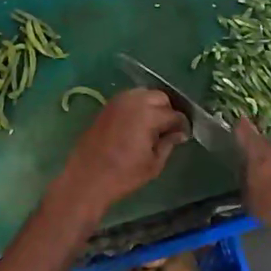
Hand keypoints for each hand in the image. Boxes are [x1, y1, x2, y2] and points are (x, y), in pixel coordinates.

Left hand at [51, 89, 188, 220]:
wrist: (87, 177)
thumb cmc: (123, 175)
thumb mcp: (153, 164)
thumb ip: (168, 143)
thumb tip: (179, 133)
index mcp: (148, 115)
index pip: (174, 114)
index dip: (182, 125)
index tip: (183, 135)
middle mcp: (134, 101)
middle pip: (160, 97)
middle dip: (167, 110)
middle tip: (168, 129)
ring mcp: (118, 101)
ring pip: (144, 94)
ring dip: (152, 106)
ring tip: (153, 125)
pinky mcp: (107, 106)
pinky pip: (129, 99)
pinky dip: (137, 106)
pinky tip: (137, 123)